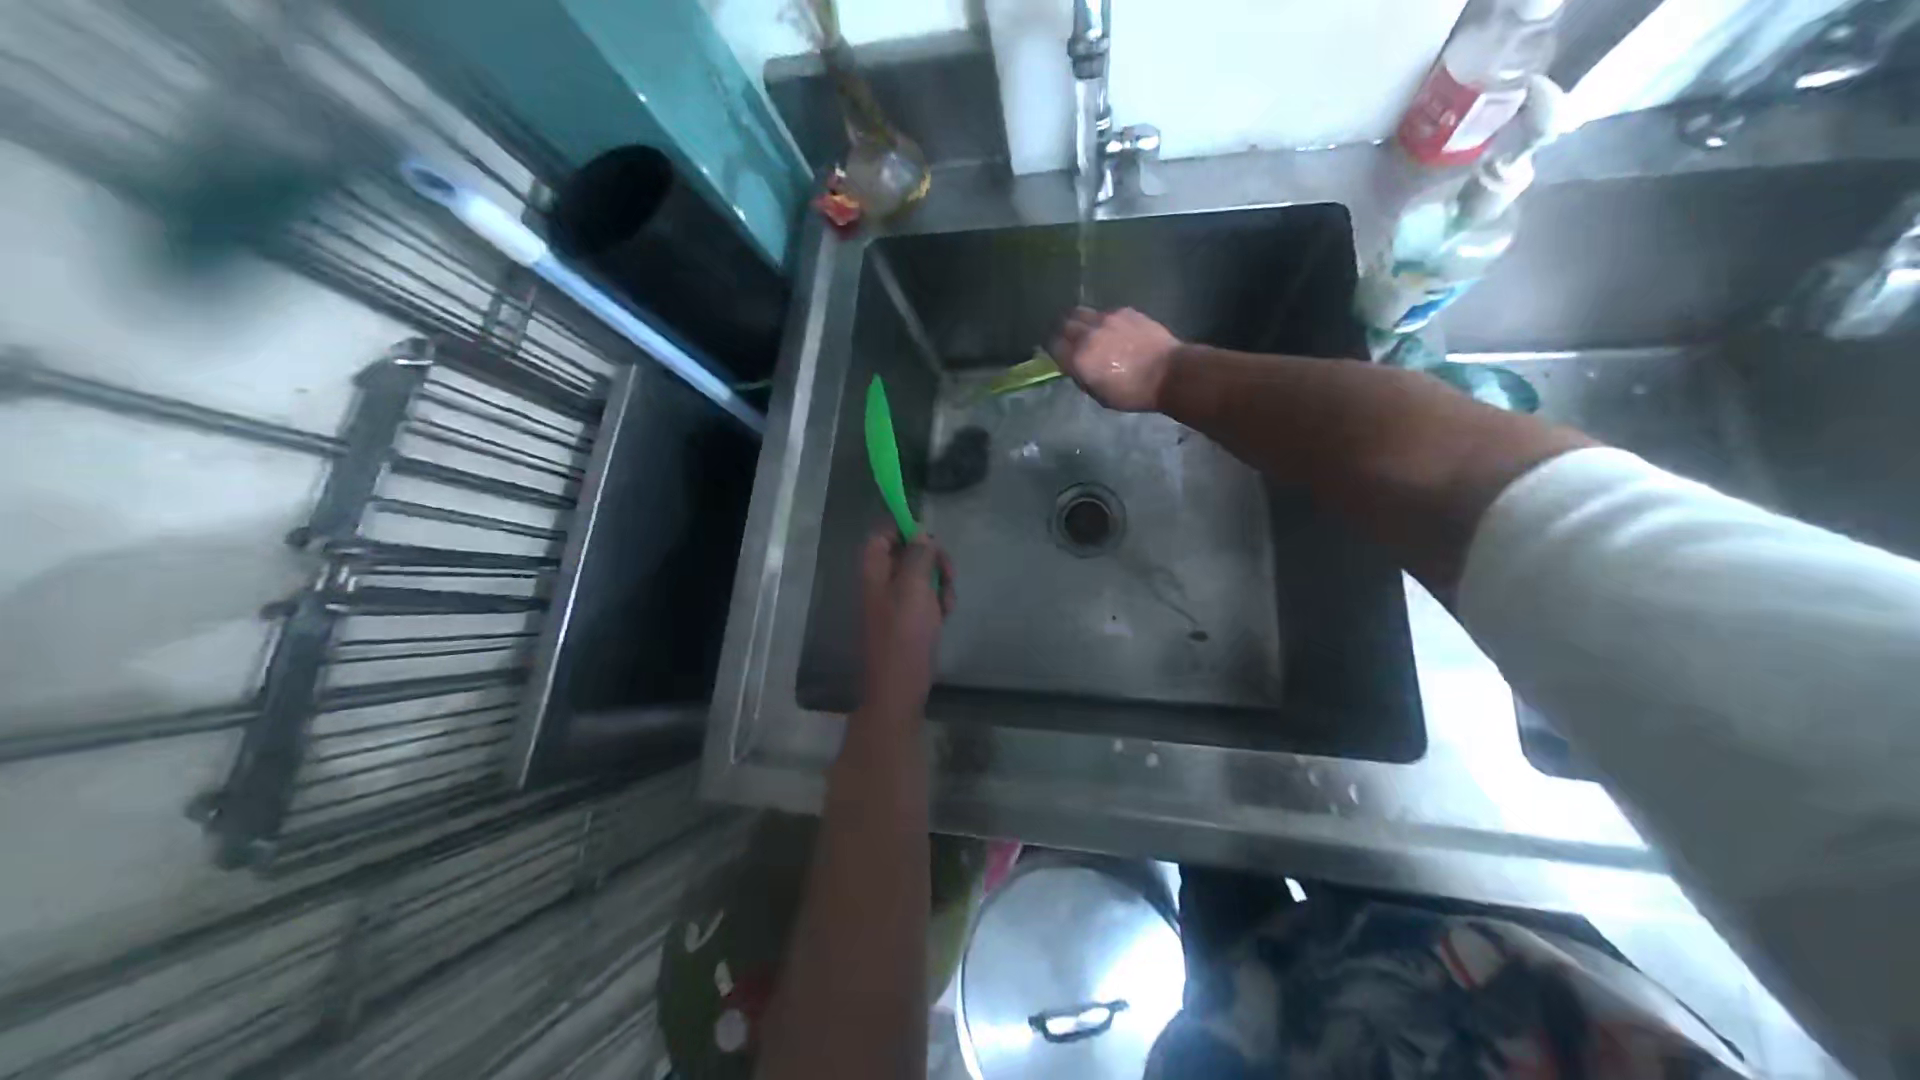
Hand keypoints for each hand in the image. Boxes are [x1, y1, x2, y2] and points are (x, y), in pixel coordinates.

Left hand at [861, 528, 955, 714]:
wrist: (899, 686)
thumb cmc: (904, 634)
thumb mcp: (915, 588)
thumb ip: (918, 556)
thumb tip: (921, 535)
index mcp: (875, 572)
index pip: (882, 536)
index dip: (904, 531)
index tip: (930, 539)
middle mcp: (882, 583)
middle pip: (907, 554)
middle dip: (932, 560)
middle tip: (948, 573)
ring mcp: (895, 602)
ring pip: (921, 576)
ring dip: (939, 583)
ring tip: (947, 603)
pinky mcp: (908, 620)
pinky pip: (925, 599)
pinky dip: (937, 602)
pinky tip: (945, 615)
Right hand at [1048, 306, 1182, 411]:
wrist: (1169, 373)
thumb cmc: (1133, 393)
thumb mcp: (1099, 395)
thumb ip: (1081, 377)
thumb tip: (1074, 366)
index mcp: (1079, 359)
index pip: (1052, 344)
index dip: (1052, 348)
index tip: (1056, 352)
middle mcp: (1088, 334)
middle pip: (1063, 323)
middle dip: (1062, 330)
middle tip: (1066, 338)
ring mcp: (1107, 318)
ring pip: (1081, 312)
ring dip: (1078, 321)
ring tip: (1085, 329)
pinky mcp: (1124, 311)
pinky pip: (1103, 312)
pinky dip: (1100, 319)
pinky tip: (1110, 329)